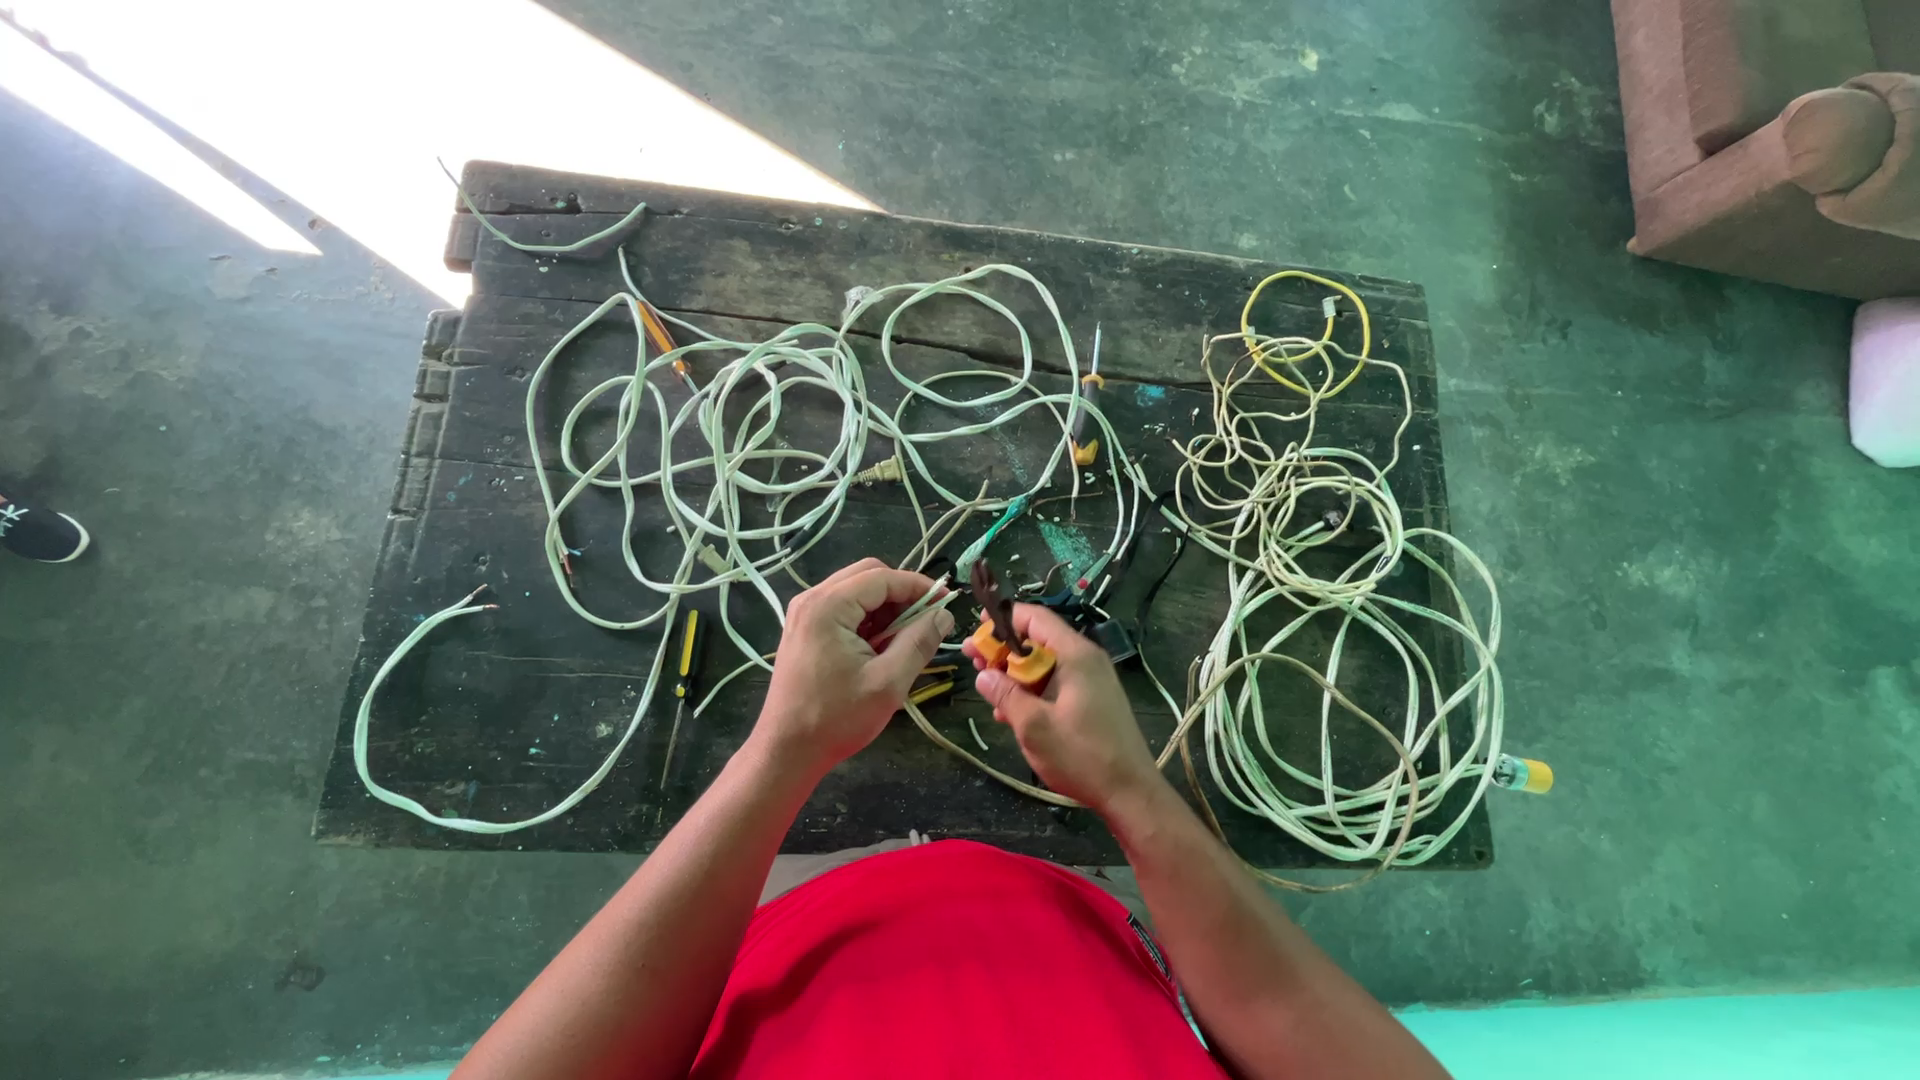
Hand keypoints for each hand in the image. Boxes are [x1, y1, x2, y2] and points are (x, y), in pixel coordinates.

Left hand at [758, 558, 954, 777]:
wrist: (786, 750)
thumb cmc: (836, 719)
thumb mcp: (888, 682)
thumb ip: (919, 642)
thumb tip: (944, 614)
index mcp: (828, 606)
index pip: (883, 577)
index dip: (920, 587)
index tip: (948, 603)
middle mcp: (812, 599)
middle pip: (868, 575)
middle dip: (902, 594)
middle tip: (928, 620)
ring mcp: (805, 614)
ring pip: (857, 591)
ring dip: (886, 608)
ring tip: (906, 639)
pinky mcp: (805, 629)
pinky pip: (844, 609)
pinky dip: (868, 619)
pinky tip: (881, 647)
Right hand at [964, 604, 1164, 812]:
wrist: (1130, 792)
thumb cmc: (1082, 755)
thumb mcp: (1034, 726)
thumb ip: (1006, 695)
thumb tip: (983, 675)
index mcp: (1075, 655)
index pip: (1036, 618)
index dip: (1004, 619)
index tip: (977, 628)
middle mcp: (1085, 660)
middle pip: (1038, 640)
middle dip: (1003, 648)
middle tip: (973, 659)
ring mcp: (1091, 680)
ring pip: (1044, 664)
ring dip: (1014, 673)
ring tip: (987, 686)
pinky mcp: (1091, 700)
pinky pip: (1055, 683)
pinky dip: (1031, 690)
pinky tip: (1010, 711)